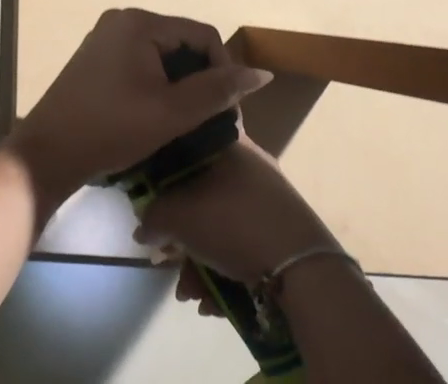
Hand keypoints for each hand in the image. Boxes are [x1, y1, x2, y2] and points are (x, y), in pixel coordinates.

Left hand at [7, 8, 272, 204]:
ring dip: (181, 86)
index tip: (226, 112)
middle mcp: (121, 20)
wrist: (50, 151)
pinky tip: (159, 117)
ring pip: (164, 56)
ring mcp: (105, 38)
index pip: (203, 35)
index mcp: (139, 22)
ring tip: (187, 122)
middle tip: (209, 120)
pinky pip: (142, 64)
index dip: (224, 71)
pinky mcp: (97, 59)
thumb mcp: (173, 112)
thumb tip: (262, 73)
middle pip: (183, 42)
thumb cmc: (112, 128)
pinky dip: (158, 86)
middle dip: (202, 78)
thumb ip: (218, 90)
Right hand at [136, 140, 338, 282]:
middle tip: (167, 259)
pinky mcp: (283, 233)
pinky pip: (241, 243)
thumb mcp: (178, 217)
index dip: (161, 176)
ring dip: (198, 261)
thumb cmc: (233, 225)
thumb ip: (152, 217)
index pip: (185, 148)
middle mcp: (251, 166)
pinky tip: (212, 301)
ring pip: (220, 225)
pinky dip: (223, 269)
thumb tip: (144, 228)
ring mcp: (270, 200)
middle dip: (179, 234)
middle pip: (199, 194)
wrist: (303, 270)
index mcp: (229, 146)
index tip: (150, 204)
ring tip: (190, 294)